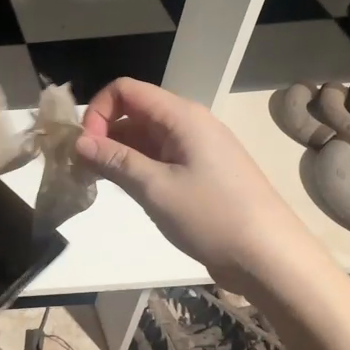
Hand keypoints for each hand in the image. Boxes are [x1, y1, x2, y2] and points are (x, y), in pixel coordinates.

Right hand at [74, 77, 315, 292]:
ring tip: (96, 180)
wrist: (271, 259)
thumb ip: (114, 161)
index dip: (98, 110)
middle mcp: (189, 124)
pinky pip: (158, 156)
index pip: (125, 90)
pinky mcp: (199, 172)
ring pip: (144, 135)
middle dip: (103, 132)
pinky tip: (122, 188)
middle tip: (82, 167)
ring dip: (116, 152)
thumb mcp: (155, 188)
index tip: (86, 146)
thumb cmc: (213, 216)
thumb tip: (78, 141)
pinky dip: (135, 166)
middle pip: (134, 111)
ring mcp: (196, 148)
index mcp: (182, 117)